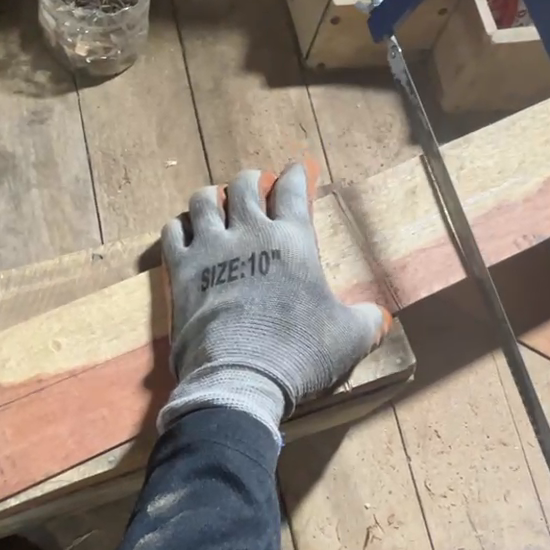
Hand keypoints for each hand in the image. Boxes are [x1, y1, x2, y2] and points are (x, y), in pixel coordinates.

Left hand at [159, 163, 389, 440]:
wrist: (241, 378)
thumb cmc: (300, 353)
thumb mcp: (350, 338)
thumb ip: (365, 319)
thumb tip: (376, 316)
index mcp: (293, 240)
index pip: (294, 190)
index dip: (296, 176)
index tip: (295, 172)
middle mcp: (250, 233)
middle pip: (244, 186)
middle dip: (252, 181)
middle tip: (255, 188)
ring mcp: (211, 249)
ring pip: (203, 201)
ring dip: (212, 198)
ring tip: (216, 204)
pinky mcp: (181, 271)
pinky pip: (173, 231)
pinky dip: (180, 226)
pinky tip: (186, 233)